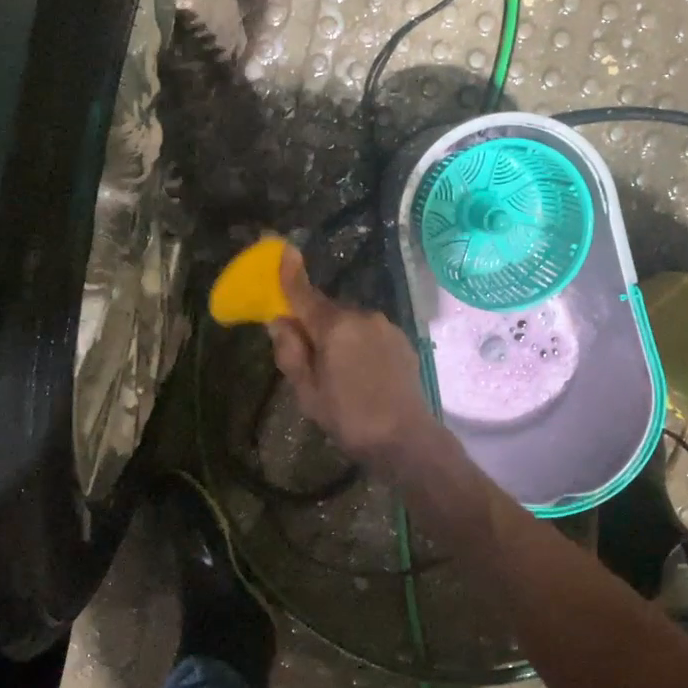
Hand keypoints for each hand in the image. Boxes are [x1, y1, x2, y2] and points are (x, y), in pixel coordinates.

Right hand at [266, 245, 443, 474]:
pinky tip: (362, 374)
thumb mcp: (308, 392)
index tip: (284, 248)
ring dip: (339, 337)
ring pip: (349, 323)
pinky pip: (369, 334)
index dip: (290, 273)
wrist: (407, 439)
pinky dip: (359, 344)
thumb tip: (280, 321)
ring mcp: (385, 327)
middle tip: (308, 358)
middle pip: (326, 311)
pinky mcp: (402, 340)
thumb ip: (291, 352)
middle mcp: (361, 316)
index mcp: (334, 326)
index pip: (304, 293)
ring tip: (339, 373)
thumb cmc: (350, 418)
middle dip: (314, 325)